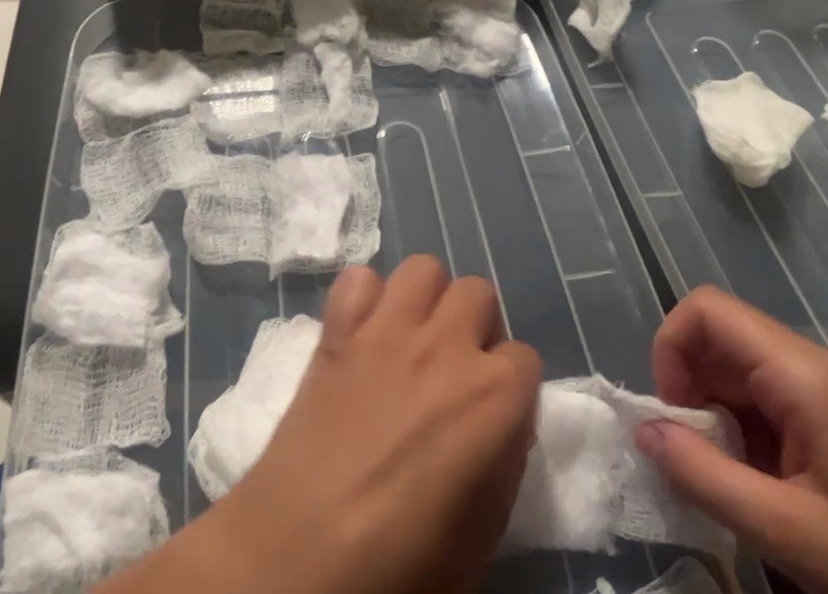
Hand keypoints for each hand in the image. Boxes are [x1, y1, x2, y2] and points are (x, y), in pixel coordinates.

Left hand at [99, 256, 541, 593]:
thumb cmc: (404, 559)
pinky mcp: (336, 333)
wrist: (303, 551)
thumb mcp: (485, 528)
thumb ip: (505, 458)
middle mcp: (447, 347)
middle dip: (474, 327)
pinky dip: (364, 298)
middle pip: (478, 293)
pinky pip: (357, 280)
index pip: (525, 357)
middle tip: (453, 369)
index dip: (509, 387)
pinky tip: (362, 333)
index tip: (491, 415)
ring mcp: (387, 332)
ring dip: (425, 299)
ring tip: (412, 338)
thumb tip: (501, 423)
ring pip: (423, 269)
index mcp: (495, 396)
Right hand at [637, 286, 827, 593]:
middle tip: (698, 465)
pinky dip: (751, 438)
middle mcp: (824, 368)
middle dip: (691, 394)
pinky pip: (778, 406)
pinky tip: (768, 494)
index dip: (670, 350)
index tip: (674, 419)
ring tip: (734, 488)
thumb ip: (704, 476)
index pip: (709, 311)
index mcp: (809, 376)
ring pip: (748, 377)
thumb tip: (642, 429)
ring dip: (720, 422)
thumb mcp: (789, 532)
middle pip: (725, 343)